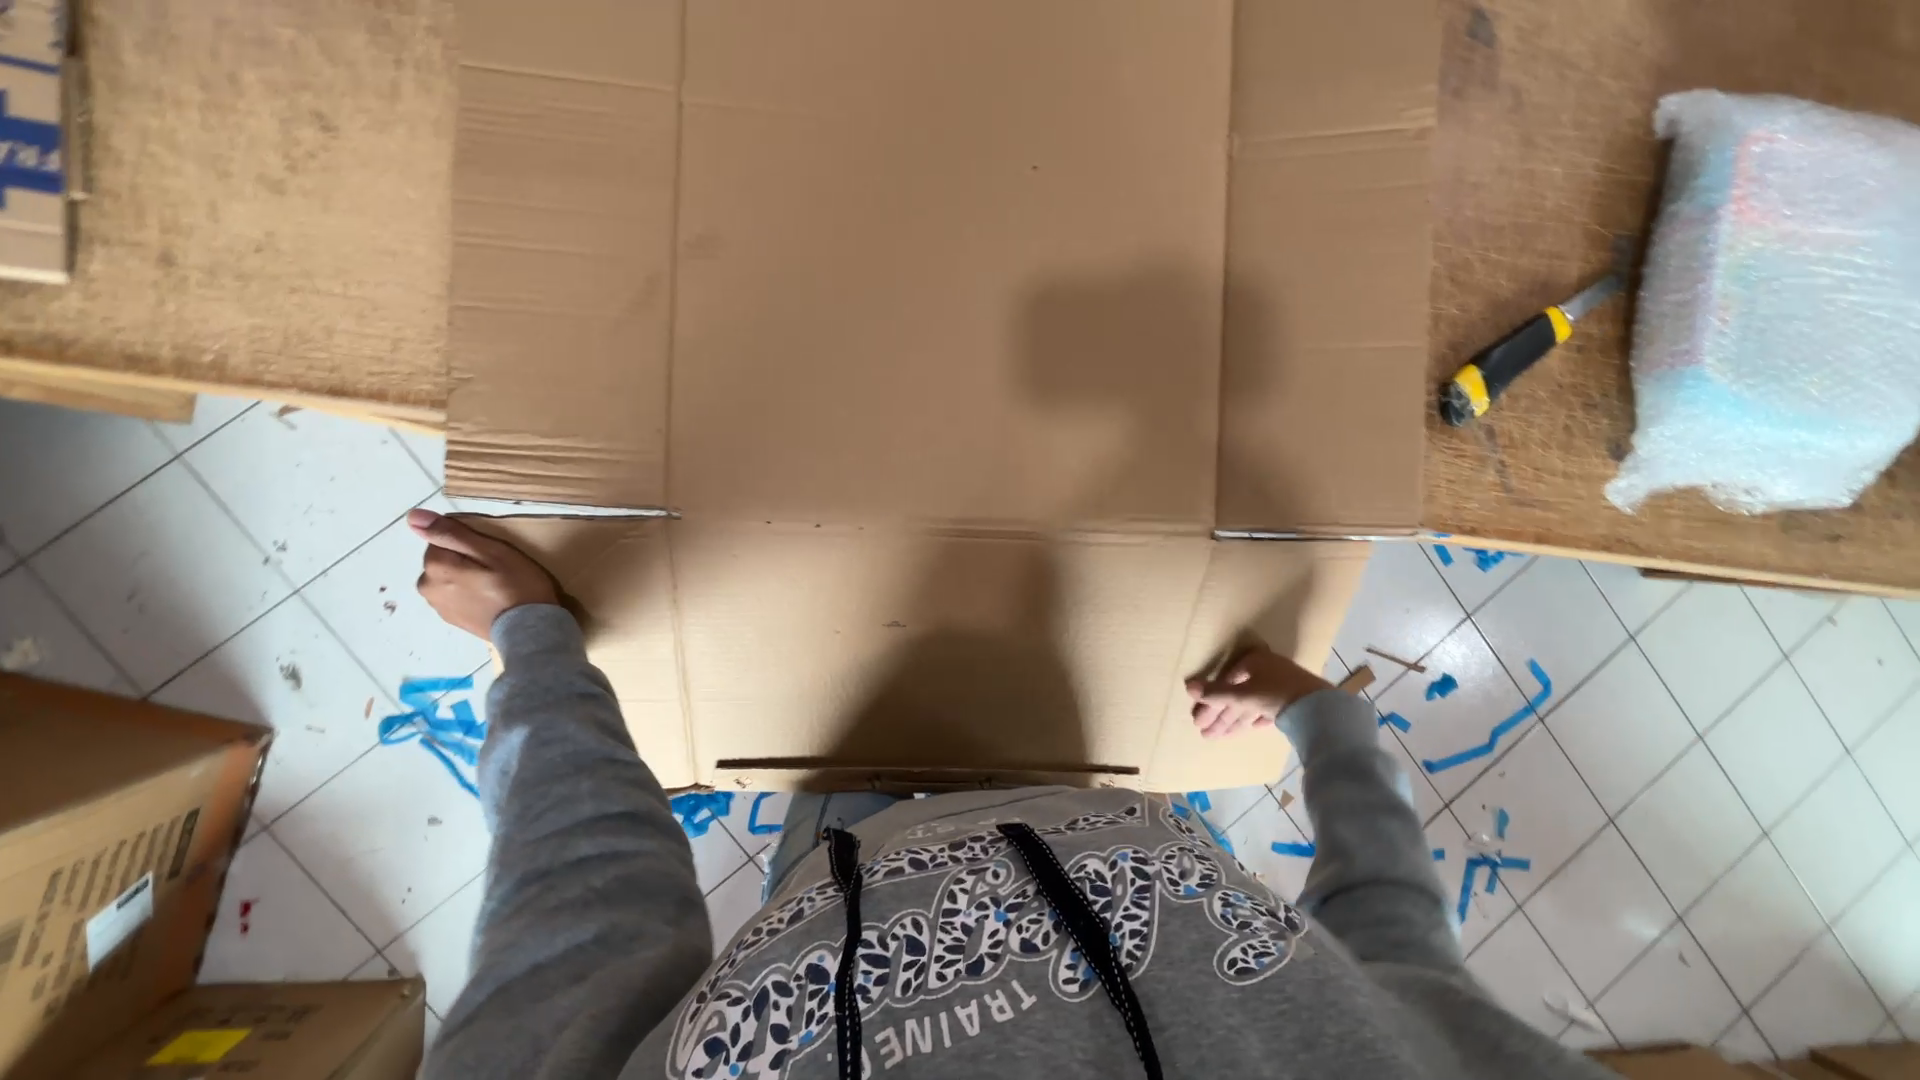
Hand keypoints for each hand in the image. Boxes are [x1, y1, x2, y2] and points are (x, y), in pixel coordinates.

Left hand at [410, 508, 557, 640]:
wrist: (529, 631)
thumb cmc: (516, 586)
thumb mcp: (492, 552)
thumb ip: (452, 534)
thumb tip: (412, 517)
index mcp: (435, 567)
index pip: (442, 540)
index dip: (469, 544)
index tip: (491, 555)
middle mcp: (427, 587)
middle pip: (442, 560)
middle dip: (463, 561)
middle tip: (496, 570)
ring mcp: (438, 606)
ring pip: (448, 579)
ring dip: (465, 578)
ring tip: (495, 587)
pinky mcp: (452, 620)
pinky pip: (455, 597)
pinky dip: (468, 595)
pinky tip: (491, 601)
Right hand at [1186, 646, 1332, 739]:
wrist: (1318, 708)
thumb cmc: (1275, 693)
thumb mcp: (1241, 695)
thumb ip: (1215, 693)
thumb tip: (1187, 686)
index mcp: (1254, 661)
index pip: (1226, 679)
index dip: (1210, 699)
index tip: (1199, 716)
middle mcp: (1266, 671)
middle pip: (1236, 694)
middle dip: (1219, 714)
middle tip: (1203, 732)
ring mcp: (1280, 687)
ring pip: (1249, 705)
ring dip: (1232, 721)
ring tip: (1215, 737)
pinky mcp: (1291, 704)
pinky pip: (1264, 712)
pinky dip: (1252, 720)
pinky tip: (1244, 730)